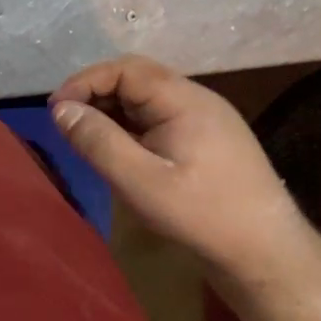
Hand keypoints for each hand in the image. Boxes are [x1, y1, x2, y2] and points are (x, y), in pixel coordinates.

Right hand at [50, 55, 307, 271]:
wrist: (265, 251)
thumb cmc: (200, 213)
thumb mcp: (138, 180)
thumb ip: (97, 141)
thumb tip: (60, 109)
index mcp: (185, 102)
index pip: (126, 69)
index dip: (85, 82)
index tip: (56, 110)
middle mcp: (197, 101)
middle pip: (135, 79)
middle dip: (94, 94)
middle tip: (65, 123)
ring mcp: (204, 119)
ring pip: (144, 99)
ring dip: (109, 111)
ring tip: (84, 138)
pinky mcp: (204, 139)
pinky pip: (156, 117)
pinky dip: (127, 125)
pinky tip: (115, 150)